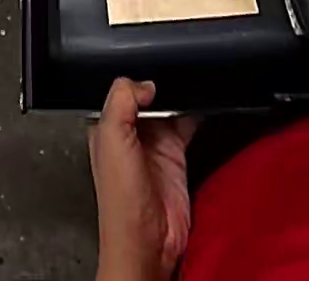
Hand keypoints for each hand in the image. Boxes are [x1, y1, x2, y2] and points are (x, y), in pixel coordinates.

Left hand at [88, 78, 198, 280]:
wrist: (149, 242)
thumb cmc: (120, 197)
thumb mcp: (111, 137)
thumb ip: (122, 102)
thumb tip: (145, 83)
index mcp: (106, 123)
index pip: (120, 89)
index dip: (135, 78)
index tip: (151, 65)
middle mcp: (129, 131)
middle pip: (146, 96)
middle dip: (159, 85)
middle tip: (176, 71)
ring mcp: (153, 144)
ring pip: (167, 108)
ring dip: (178, 96)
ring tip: (190, 81)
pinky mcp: (175, 157)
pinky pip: (187, 126)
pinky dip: (195, 114)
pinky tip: (201, 102)